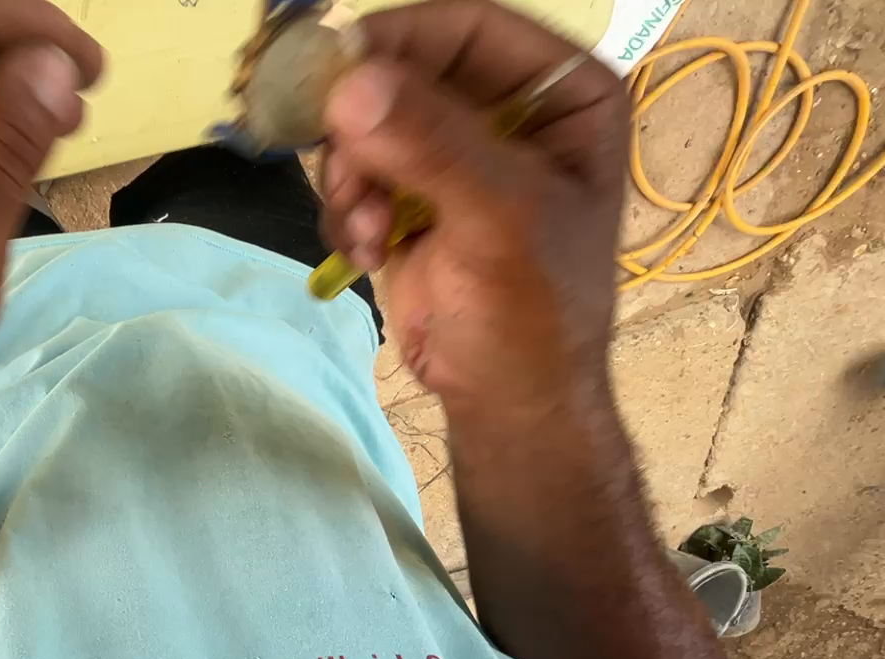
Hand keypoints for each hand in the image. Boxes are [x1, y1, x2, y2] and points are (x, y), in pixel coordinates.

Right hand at [320, 0, 627, 414]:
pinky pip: (352, 187)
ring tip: (368, 234)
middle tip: (348, 182)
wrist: (503, 396)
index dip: (396, 42)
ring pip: (365, 137)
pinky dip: (346, 219)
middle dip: (364, 135)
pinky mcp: (404, 212)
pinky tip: (364, 255)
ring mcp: (445, 169)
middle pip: (401, 82)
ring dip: (350, 186)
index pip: (465, 30)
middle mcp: (497, 119)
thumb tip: (346, 83)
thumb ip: (431, 146)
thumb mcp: (497, 219)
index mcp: (555, 94)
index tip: (329, 72)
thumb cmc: (531, 310)